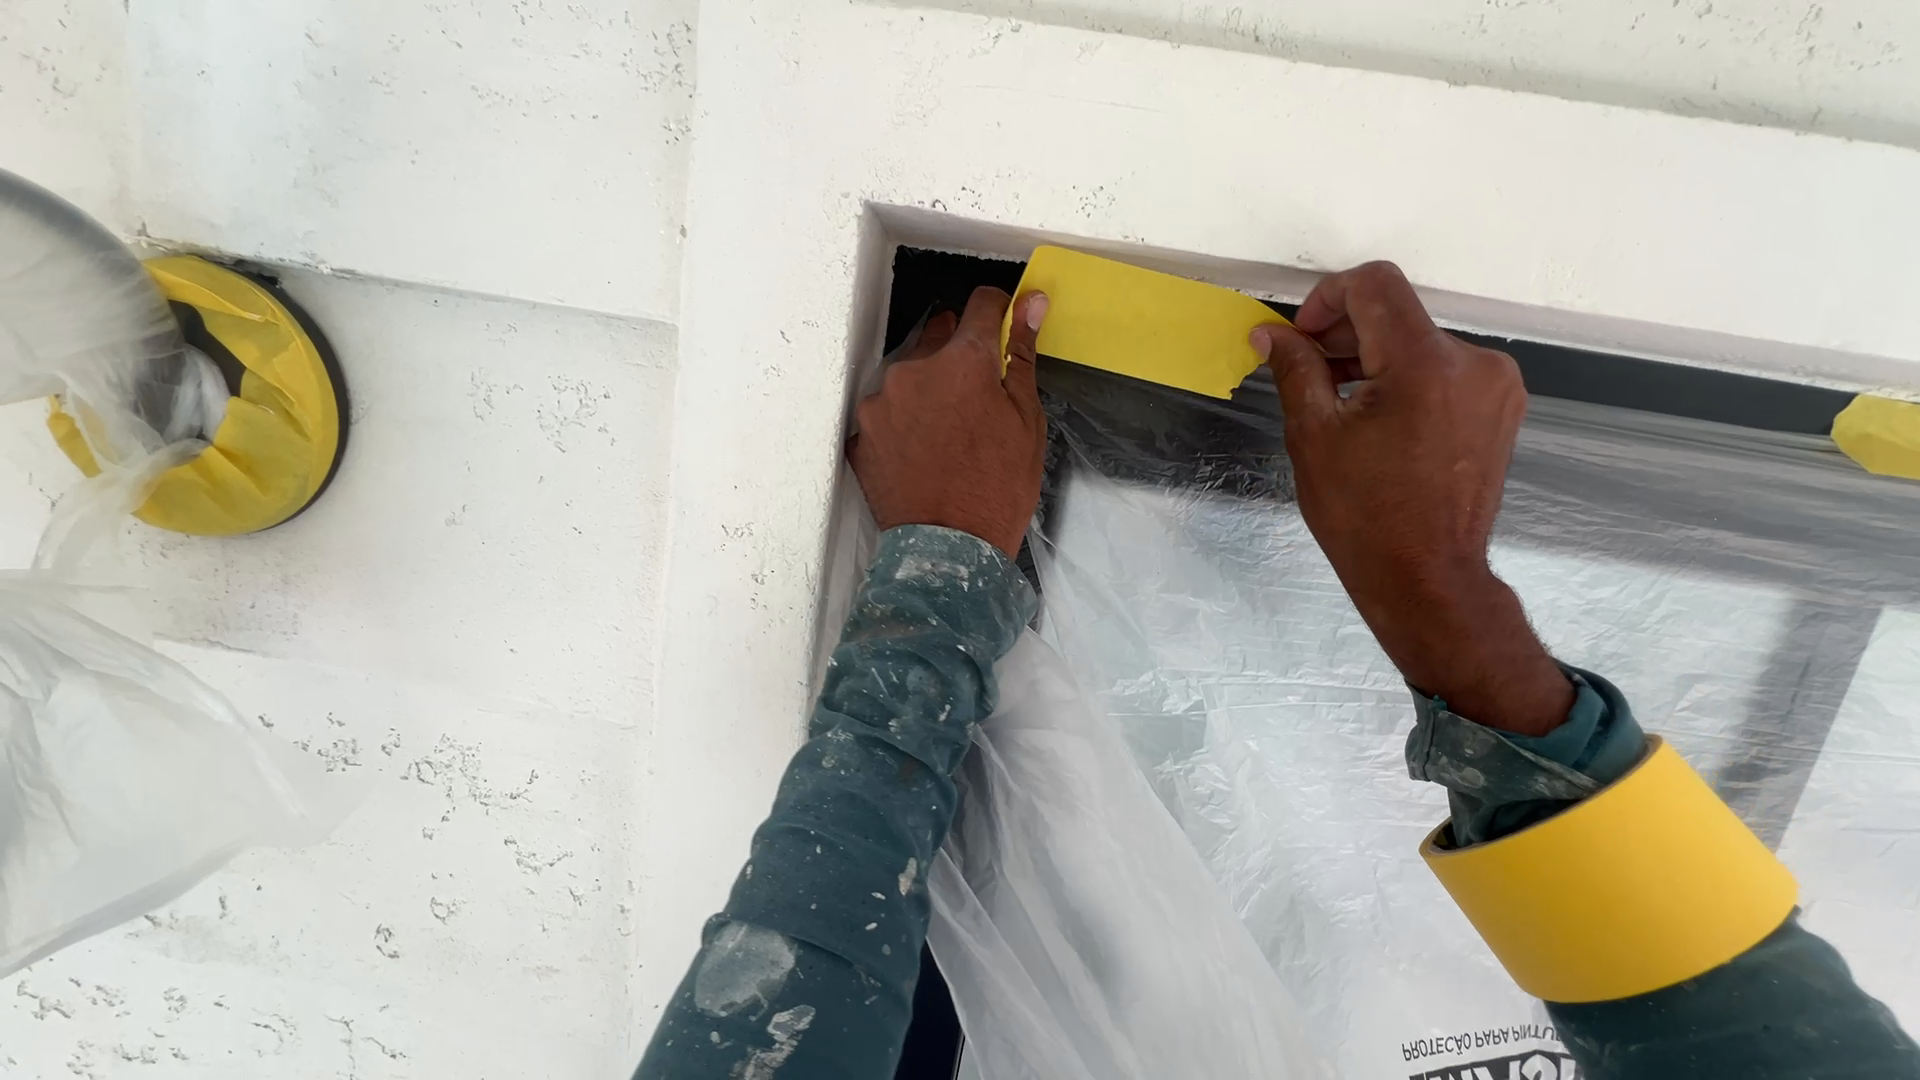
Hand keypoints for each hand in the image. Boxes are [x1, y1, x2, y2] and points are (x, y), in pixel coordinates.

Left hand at [849, 287, 1049, 557]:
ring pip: (909, 377)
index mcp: (962, 362)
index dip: (998, 312)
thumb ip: (1021, 355)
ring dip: (927, 391)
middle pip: (939, 339)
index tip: (1003, 327)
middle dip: (959, 358)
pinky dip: (903, 422)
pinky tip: (922, 452)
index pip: (980, 305)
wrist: (950, 550)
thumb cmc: (997, 490)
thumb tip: (1030, 305)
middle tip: (977, 401)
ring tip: (947, 437)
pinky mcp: (860, 435)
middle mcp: (913, 371)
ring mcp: (881, 404)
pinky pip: (886, 412)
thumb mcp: (1026, 421)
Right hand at [1251, 263, 1571, 735]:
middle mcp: (1474, 361)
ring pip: (1420, 343)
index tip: (1301, 337)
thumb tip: (1272, 334)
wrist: (1426, 577)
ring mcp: (1496, 385)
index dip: (1327, 296)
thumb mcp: (1313, 436)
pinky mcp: (1501, 408)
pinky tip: (1376, 419)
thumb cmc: (1362, 514)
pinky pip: (1444, 370)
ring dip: (1374, 358)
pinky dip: (1404, 379)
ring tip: (1338, 402)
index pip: (1375, 284)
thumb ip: (1295, 370)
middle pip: (1398, 314)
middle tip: (1306, 372)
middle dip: (1345, 333)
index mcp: (1425, 363)